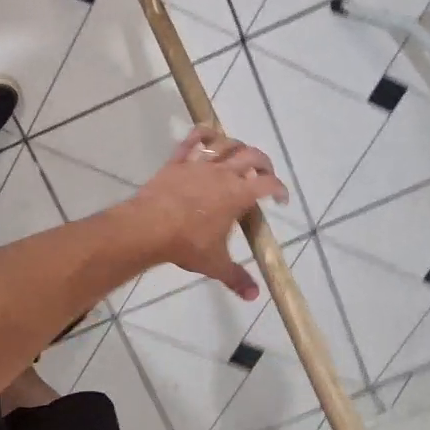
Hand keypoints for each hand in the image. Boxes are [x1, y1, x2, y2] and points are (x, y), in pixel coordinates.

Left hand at [128, 126, 289, 300]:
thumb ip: (236, 277)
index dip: (279, 189)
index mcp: (238, 195)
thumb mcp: (215, 263)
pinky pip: (191, 141)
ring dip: (237, 145)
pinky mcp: (176, 162)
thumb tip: (253, 295)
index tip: (281, 199)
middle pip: (252, 156)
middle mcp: (222, 174)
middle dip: (264, 162)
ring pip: (224, 144)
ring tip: (240, 153)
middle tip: (265, 174)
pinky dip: (202, 133)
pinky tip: (207, 135)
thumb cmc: (186, 243)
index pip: (268, 185)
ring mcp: (198, 165)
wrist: (149, 227)